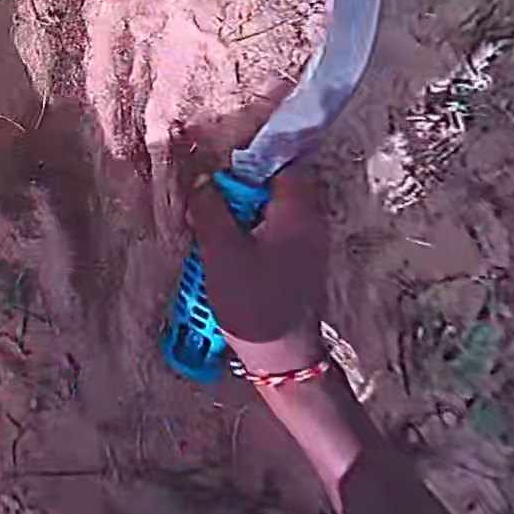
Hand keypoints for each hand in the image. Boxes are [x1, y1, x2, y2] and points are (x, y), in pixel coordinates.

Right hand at [174, 122, 329, 373]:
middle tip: (211, 199)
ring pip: (271, 207)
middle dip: (241, 186)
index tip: (222, 165)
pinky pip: (271, 228)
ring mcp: (306, 243)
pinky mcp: (296, 260)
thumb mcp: (220, 249)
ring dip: (241, 209)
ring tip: (213, 224)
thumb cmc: (252, 299)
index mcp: (298, 212)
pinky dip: (247, 228)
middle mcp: (311, 222)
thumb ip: (210, 207)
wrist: (282, 356)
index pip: (285, 162)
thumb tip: (203, 179)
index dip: (253, 158)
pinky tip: (224, 245)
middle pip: (277, 184)